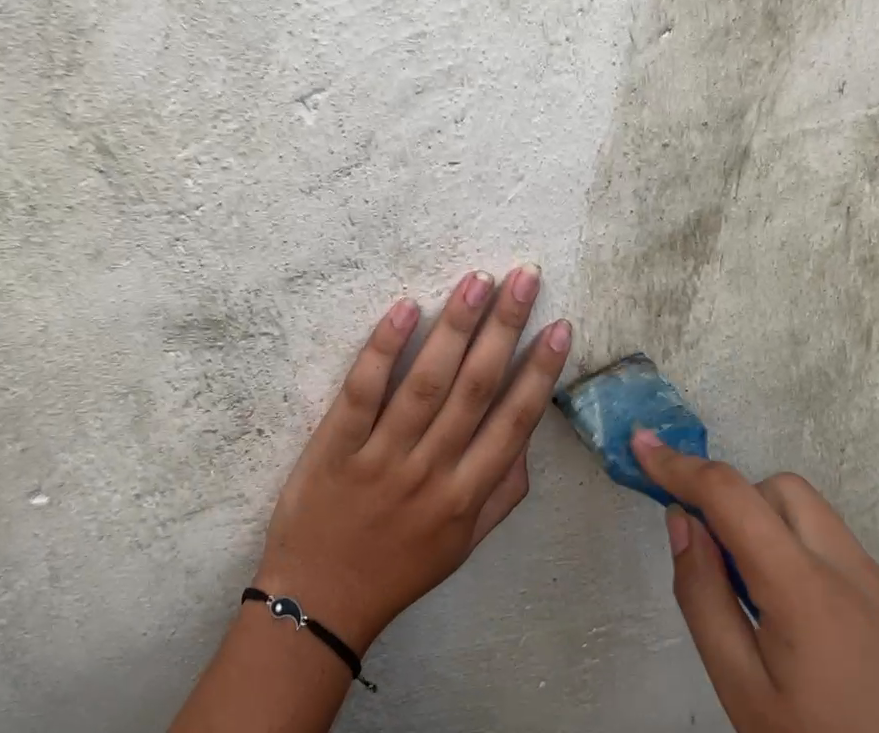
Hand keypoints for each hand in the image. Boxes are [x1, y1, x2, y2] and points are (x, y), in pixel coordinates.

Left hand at [253, 267, 572, 651]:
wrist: (319, 602)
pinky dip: (384, 349)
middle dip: (505, 328)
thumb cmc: (395, 570)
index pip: (514, 421)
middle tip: (523, 276)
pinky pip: (363, 392)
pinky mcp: (334, 448)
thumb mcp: (463, 546)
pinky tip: (406, 310)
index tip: (560, 326)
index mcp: (467, 496)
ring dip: (455, 328)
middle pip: (476, 389)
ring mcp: (382, 458)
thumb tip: (528, 438)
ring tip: (477, 281)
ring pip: (426, 383)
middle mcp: (431, 472)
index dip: (540, 371)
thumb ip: (500, 495)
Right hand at [632, 432, 878, 732]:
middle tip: (720, 562)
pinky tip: (831, 657)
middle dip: (739, 502)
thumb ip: (704, 599)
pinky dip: (826, 583)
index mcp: (806, 588)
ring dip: (783, 542)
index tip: (642, 445)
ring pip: (827, 532)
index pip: (729, 494)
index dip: (678, 464)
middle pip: (785, 491)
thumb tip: (684, 524)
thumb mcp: (742, 691)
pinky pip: (863, 576)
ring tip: (773, 622)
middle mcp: (860, 575)